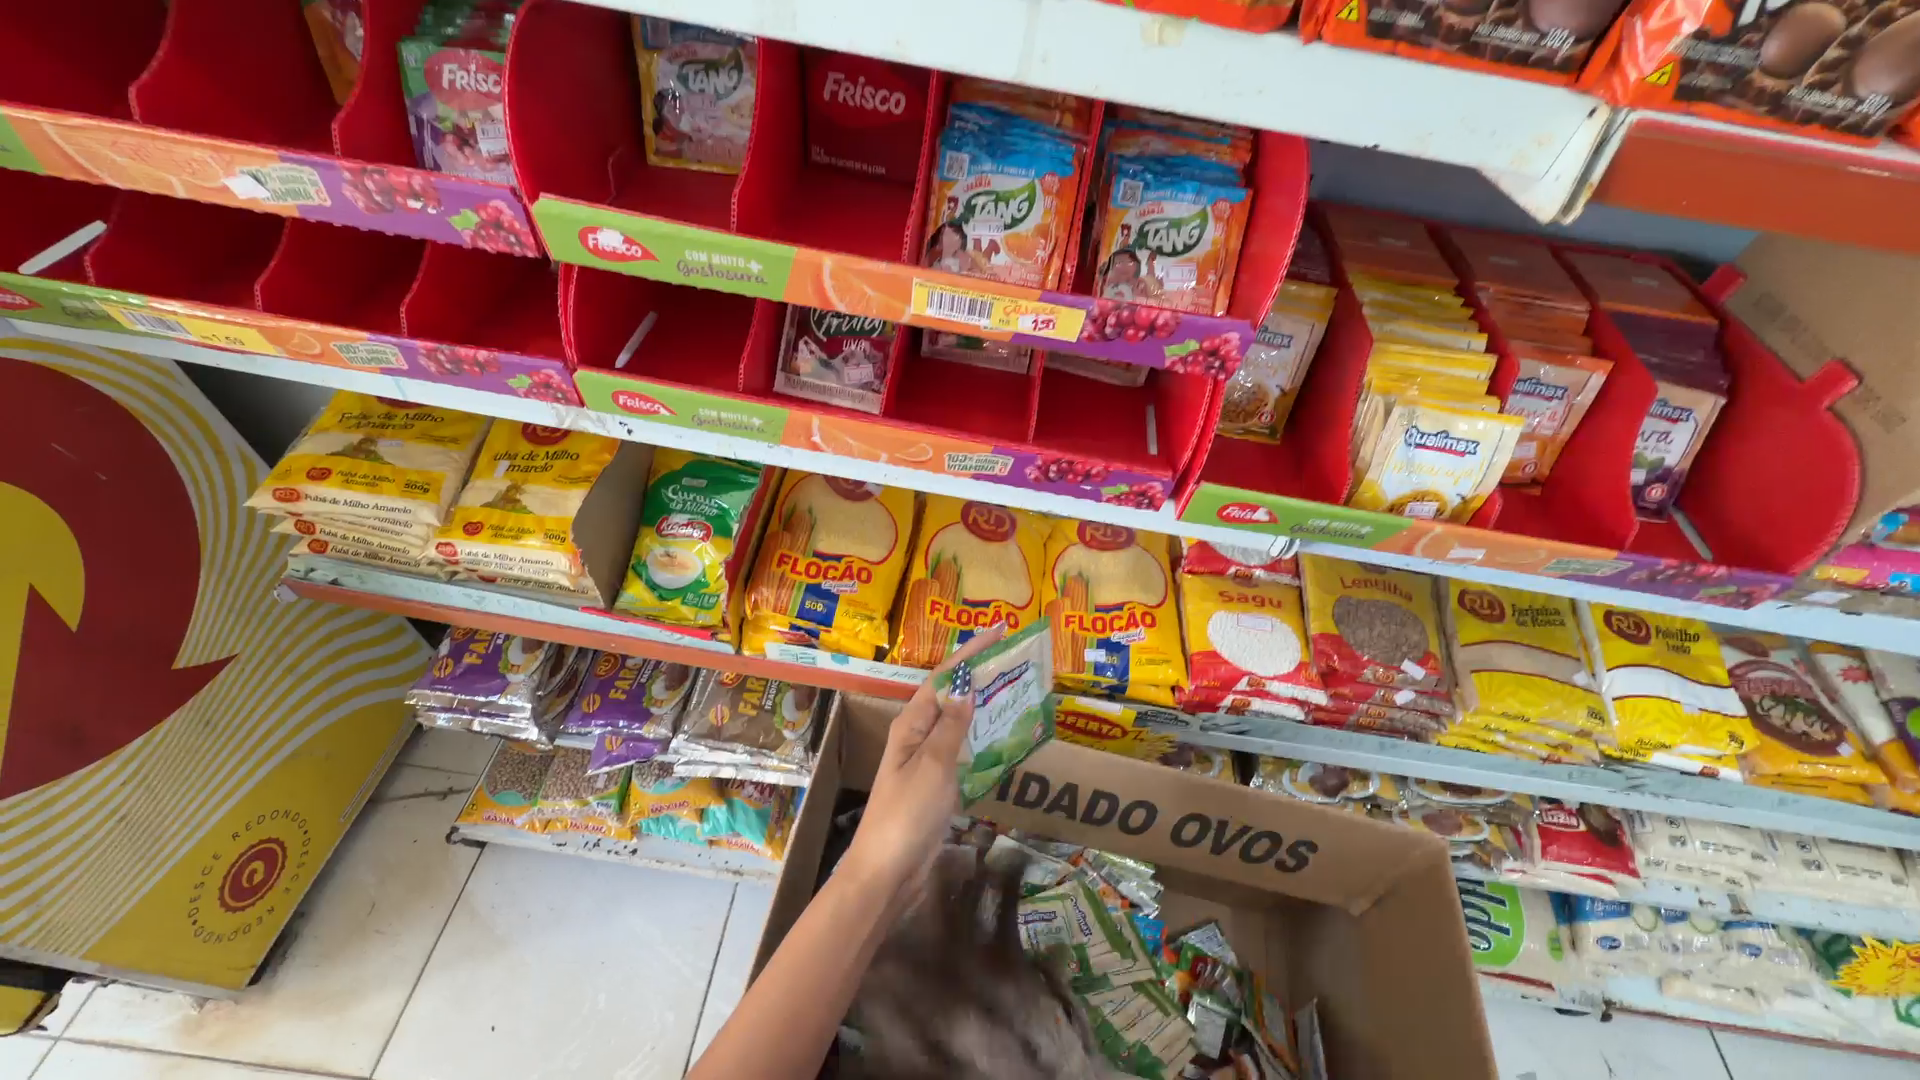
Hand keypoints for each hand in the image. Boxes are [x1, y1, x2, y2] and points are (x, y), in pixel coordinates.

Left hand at [845, 625, 1007, 896]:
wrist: (888, 871)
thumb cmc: (908, 815)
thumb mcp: (934, 766)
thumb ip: (952, 727)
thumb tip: (967, 687)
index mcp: (912, 724)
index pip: (944, 676)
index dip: (971, 652)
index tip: (1000, 630)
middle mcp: (918, 735)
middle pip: (951, 694)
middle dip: (980, 672)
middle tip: (1016, 658)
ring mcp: (926, 760)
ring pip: (958, 721)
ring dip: (983, 703)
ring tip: (1016, 688)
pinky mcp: (936, 784)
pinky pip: (962, 749)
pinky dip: (982, 737)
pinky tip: (1003, 737)